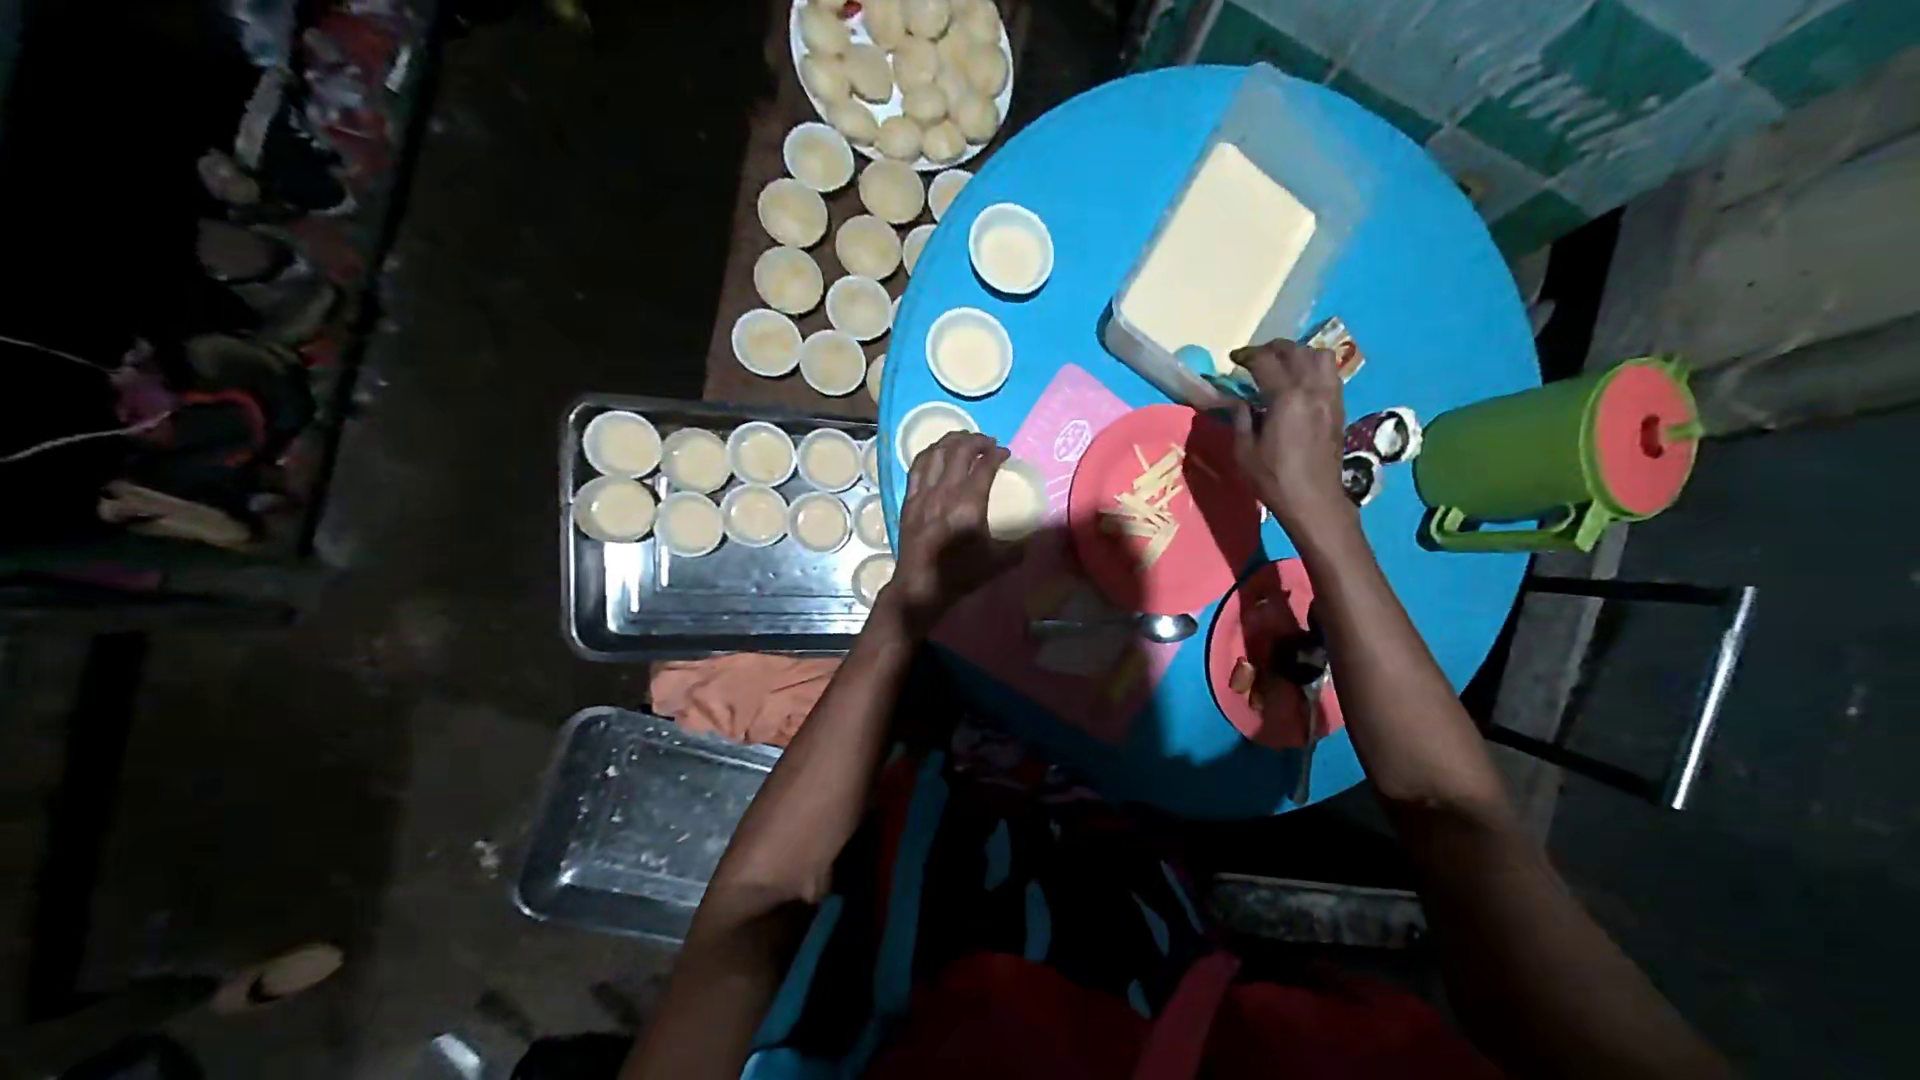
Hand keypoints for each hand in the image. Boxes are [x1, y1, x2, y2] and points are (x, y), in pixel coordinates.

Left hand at [885, 431, 1020, 635]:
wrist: (920, 586)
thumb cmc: (961, 574)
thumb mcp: (998, 562)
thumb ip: (1020, 547)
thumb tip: (1038, 539)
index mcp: (969, 504)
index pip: (984, 465)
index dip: (997, 454)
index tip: (1005, 453)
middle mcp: (945, 491)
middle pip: (959, 451)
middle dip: (976, 440)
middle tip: (988, 442)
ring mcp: (924, 493)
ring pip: (936, 453)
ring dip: (952, 440)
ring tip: (964, 438)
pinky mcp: (909, 499)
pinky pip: (917, 466)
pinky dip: (930, 453)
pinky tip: (937, 452)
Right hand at [1228, 339, 1350, 534]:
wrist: (1314, 499)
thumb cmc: (1273, 478)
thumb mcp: (1244, 450)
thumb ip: (1239, 418)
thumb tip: (1234, 400)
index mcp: (1286, 397)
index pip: (1265, 361)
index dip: (1246, 355)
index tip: (1233, 360)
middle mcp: (1312, 389)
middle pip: (1295, 351)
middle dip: (1272, 349)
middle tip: (1254, 358)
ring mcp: (1330, 396)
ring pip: (1319, 356)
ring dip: (1298, 353)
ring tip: (1281, 365)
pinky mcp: (1339, 407)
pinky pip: (1330, 372)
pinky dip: (1313, 367)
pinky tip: (1299, 381)